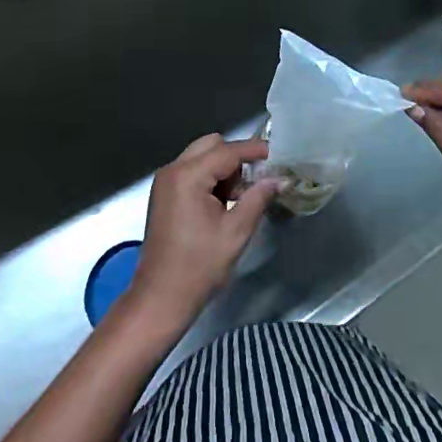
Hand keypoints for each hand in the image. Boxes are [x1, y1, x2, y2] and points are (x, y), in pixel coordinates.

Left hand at [127, 135, 278, 326]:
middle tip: (257, 181)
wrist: (162, 296)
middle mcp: (172, 170)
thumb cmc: (200, 265)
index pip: (227, 151)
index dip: (254, 150)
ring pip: (200, 157)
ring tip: (241, 197)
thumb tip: (280, 179)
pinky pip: (191, 172)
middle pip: (210, 145)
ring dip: (223, 169)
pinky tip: (224, 203)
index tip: (277, 155)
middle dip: (236, 158)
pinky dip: (209, 179)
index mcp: (187, 176)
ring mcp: (165, 182)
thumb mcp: (236, 231)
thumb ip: (258, 198)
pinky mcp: (164, 194)